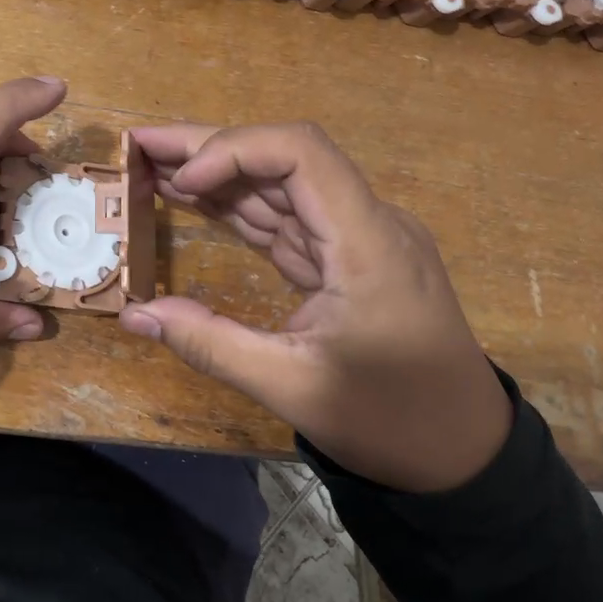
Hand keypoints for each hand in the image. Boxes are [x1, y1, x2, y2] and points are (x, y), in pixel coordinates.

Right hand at [119, 123, 510, 492]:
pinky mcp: (345, 258)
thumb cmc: (392, 421)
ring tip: (149, 167)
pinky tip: (192, 199)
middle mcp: (366, 224)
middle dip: (208, 148)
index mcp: (367, 243)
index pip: (301, 152)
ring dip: (216, 174)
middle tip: (138, 145)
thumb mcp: (294, 388)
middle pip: (282, 158)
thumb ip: (211, 345)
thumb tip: (134, 316)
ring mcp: (357, 239)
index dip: (234, 150)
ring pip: (278, 185)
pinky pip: (284, 218)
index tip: (182, 182)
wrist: (468, 456)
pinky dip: (235, 206)